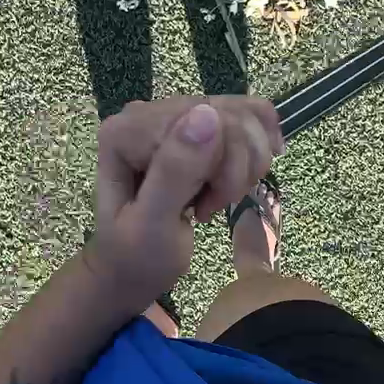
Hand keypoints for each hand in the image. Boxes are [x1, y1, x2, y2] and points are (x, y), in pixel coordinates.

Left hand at [82, 95, 283, 312]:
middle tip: (213, 206)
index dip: (225, 166)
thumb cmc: (137, 256)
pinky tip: (249, 174)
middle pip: (229, 115)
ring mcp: (171, 117)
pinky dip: (257, 148)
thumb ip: (175, 171)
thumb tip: (208, 115)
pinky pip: (245, 116)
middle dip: (237, 169)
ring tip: (217, 199)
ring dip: (246, 166)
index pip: (207, 120)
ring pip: (244, 117)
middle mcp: (147, 112)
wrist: (132, 271)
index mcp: (127, 131)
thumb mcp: (153, 223)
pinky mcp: (192, 125)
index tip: (206, 209)